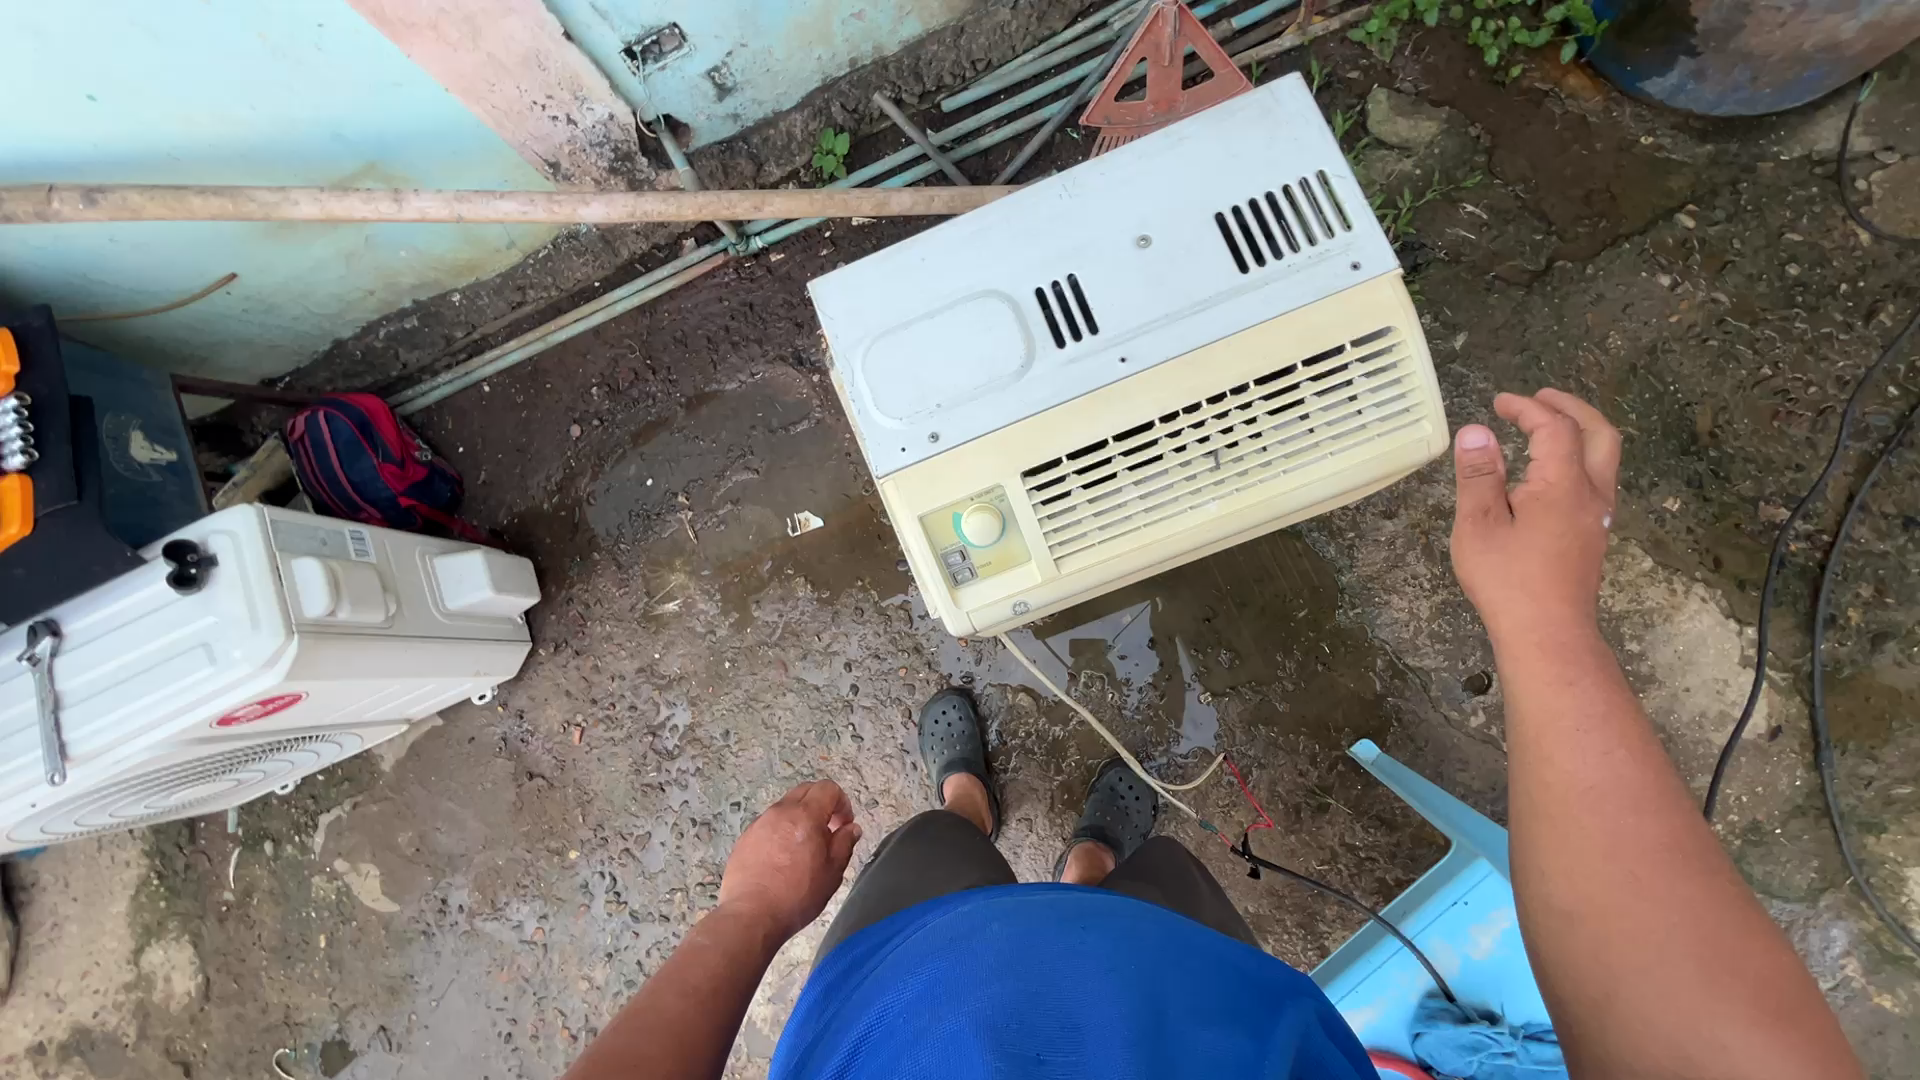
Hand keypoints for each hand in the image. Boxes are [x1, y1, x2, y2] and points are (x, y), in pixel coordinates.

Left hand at [717, 780, 862, 941]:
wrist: (751, 916)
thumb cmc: (795, 896)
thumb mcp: (832, 872)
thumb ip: (844, 843)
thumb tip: (851, 829)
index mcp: (806, 815)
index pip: (828, 788)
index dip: (842, 802)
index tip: (844, 824)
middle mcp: (781, 812)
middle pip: (806, 791)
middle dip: (821, 804)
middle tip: (828, 830)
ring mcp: (760, 824)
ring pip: (786, 807)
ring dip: (800, 818)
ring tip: (804, 848)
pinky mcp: (746, 838)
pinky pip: (769, 824)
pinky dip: (781, 831)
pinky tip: (783, 858)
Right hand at [1450, 388, 1619, 646]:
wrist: (1547, 630)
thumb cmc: (1506, 578)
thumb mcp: (1478, 524)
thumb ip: (1478, 475)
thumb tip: (1475, 431)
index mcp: (1562, 485)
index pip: (1554, 430)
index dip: (1528, 409)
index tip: (1499, 401)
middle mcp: (1591, 493)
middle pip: (1599, 434)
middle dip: (1570, 409)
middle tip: (1539, 399)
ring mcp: (1597, 516)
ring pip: (1604, 457)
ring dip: (1578, 432)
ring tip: (1545, 427)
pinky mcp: (1592, 534)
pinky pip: (1596, 479)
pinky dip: (1577, 457)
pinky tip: (1549, 471)